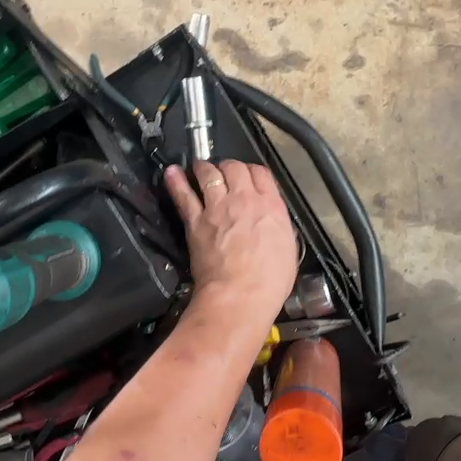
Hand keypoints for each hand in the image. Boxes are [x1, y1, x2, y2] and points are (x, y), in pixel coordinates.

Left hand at [163, 161, 297, 318]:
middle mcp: (244, 200)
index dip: (253, 171)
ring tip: (201, 166)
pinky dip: (176, 181)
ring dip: (205, 168)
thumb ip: (278, 227)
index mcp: (272, 207)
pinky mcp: (196, 222)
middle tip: (224, 171)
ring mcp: (218, 208)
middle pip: (234, 168)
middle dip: (229, 166)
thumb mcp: (288, 249)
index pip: (262, 173)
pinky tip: (171, 172)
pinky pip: (184, 195)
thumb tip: (272, 222)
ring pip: (209, 174)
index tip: (248, 176)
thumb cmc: (268, 281)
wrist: (240, 295)